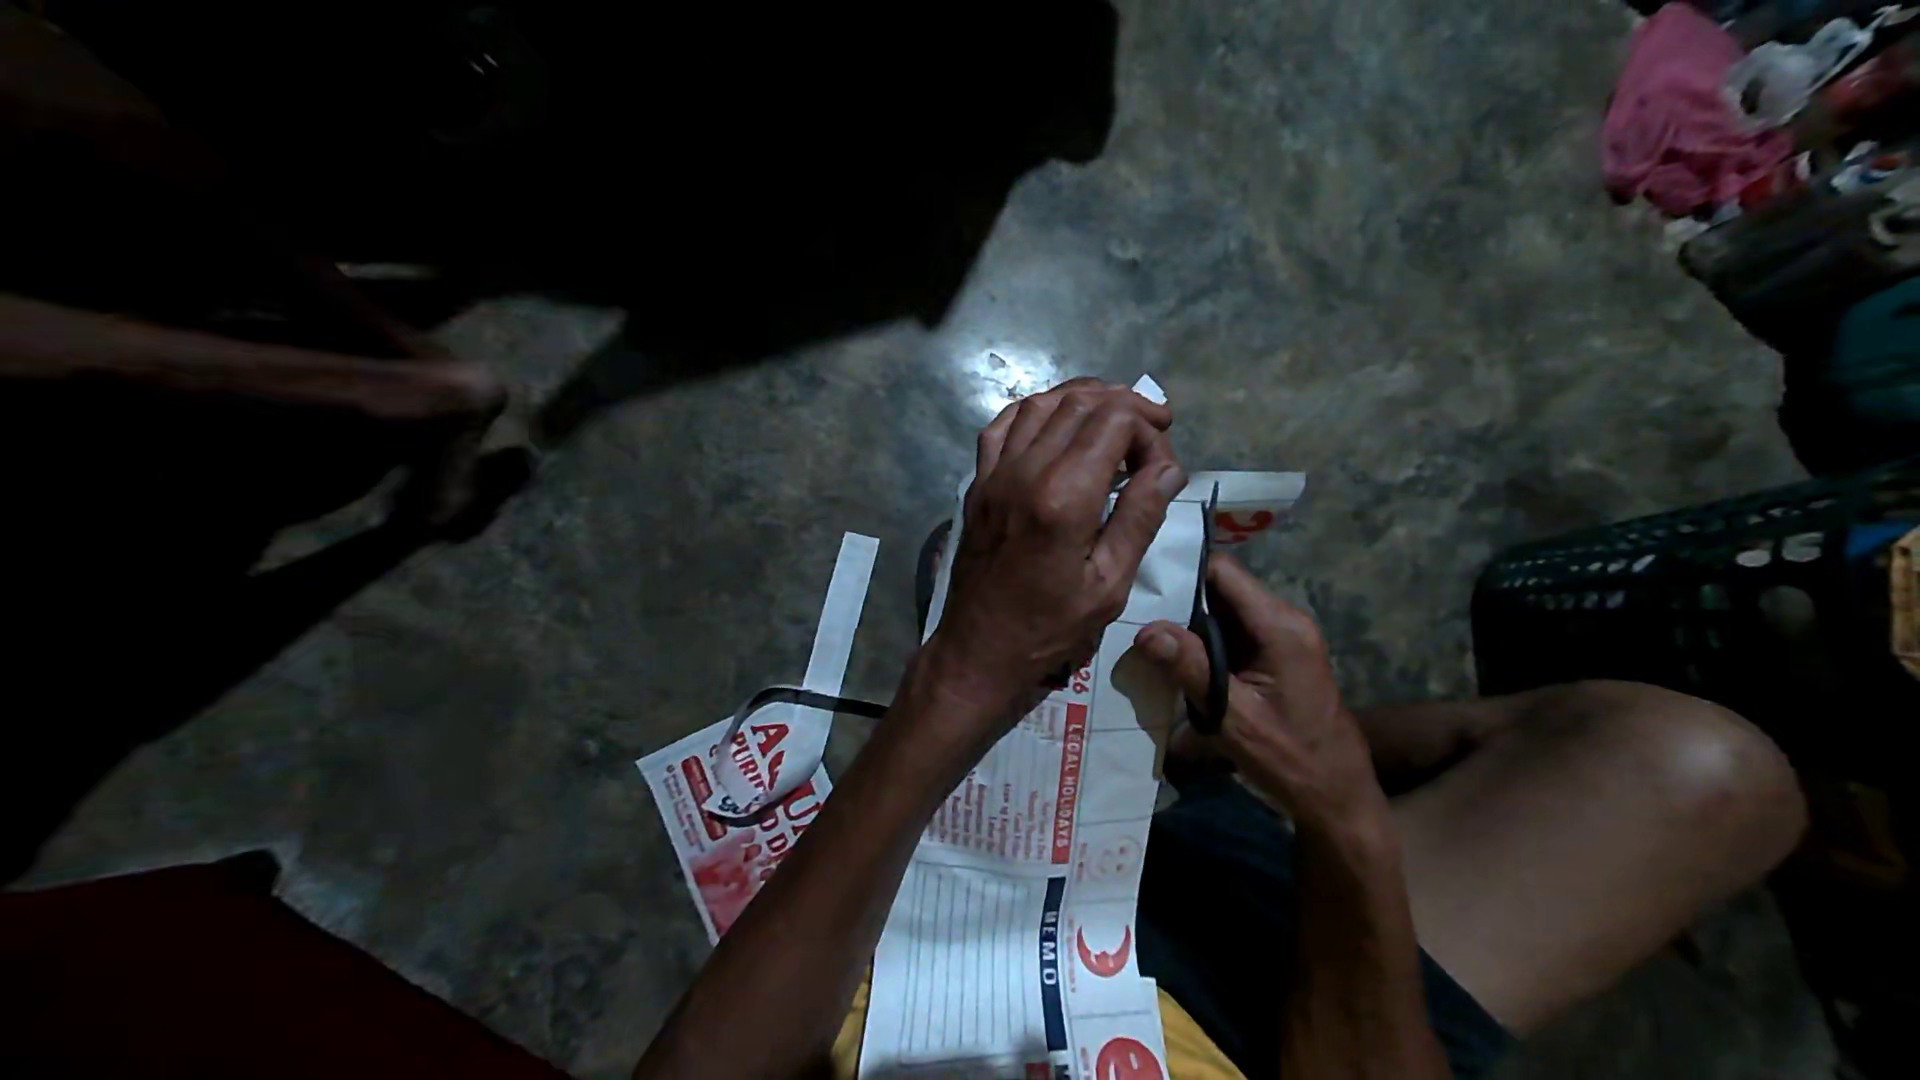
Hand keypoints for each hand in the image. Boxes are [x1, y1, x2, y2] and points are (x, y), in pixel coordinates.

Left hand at [923, 377, 1186, 723]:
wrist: (979, 646)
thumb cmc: (1050, 625)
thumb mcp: (1110, 584)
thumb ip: (1140, 517)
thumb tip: (1169, 466)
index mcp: (1063, 497)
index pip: (1114, 420)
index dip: (1148, 428)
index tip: (1161, 463)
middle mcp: (1025, 471)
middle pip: (1079, 402)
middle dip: (1124, 406)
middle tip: (1152, 429)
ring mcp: (994, 473)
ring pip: (1040, 404)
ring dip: (1082, 400)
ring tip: (1113, 419)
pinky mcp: (978, 482)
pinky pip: (1002, 425)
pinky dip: (1035, 412)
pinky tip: (1056, 426)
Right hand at [1135, 554, 1383, 833]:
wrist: (1335, 795)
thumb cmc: (1290, 758)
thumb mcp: (1235, 716)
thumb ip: (1191, 668)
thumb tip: (1145, 630)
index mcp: (1280, 626)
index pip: (1223, 571)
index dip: (1180, 571)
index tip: (1140, 584)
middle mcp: (1283, 620)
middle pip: (1220, 587)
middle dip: (1176, 598)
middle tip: (1132, 611)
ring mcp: (1280, 635)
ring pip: (1221, 609)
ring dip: (1186, 621)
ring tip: (1142, 630)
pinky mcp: (1273, 652)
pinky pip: (1229, 630)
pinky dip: (1200, 639)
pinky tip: (1170, 654)